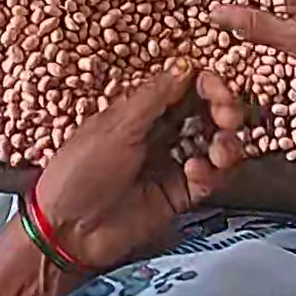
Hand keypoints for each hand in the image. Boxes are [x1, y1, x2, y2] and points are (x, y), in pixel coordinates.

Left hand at [33, 60, 245, 269]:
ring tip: (219, 152)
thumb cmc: (83, 169)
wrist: (68, 230)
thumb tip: (187, 64)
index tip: (219, 92)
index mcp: (144, 109)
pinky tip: (196, 172)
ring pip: (217, 144)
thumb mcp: (117, 127)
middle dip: (226, 111)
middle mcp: (163, 132)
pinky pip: (211, 178)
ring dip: (226, 143)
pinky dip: (212, 172)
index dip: (209, 85)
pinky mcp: (180, 195)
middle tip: (228, 118)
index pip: (188, 86)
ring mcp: (173, 163)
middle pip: (209, 113)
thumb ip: (155, 97)